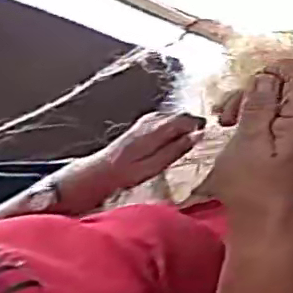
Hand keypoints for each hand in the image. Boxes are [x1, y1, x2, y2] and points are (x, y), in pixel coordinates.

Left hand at [54, 111, 204, 213]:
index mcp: (154, 130)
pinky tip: (167, 142)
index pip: (188, 118)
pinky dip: (173, 128)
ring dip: (182, 127)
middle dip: (192, 126)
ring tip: (180, 144)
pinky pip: (166, 120)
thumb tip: (200, 134)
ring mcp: (144, 121)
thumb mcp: (152, 167)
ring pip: (175, 117)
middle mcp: (150, 121)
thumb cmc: (122, 175)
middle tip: (192, 144)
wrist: (89, 176)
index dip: (200, 126)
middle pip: (183, 116)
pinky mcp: (141, 124)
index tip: (203, 139)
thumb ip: (176, 149)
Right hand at [204, 60, 292, 231]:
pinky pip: (278, 105)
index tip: (247, 88)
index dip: (275, 70)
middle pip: (289, 78)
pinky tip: (236, 125)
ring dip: (250, 100)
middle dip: (255, 88)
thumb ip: (259, 105)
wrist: (265, 212)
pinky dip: (255, 110)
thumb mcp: (248, 141)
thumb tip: (265, 76)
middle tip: (230, 112)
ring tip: (228, 122)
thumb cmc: (254, 184)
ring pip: (280, 91)